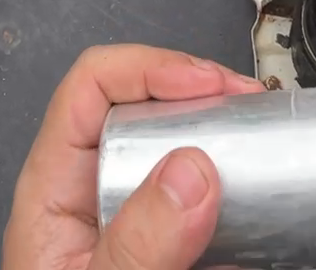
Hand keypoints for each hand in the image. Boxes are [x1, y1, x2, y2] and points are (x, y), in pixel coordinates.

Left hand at [3, 44, 262, 269]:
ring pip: (172, 139)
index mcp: (53, 187)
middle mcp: (90, 187)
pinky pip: (197, 189)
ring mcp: (129, 212)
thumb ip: (136, 247)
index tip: (208, 86)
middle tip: (248, 104)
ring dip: (219, 124)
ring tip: (261, 129)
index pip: (91, 87)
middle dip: (196, 89)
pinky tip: (261, 183)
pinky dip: (232, 177)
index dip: (149, 68)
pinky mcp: (164, 240)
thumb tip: (193, 171)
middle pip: (138, 102)